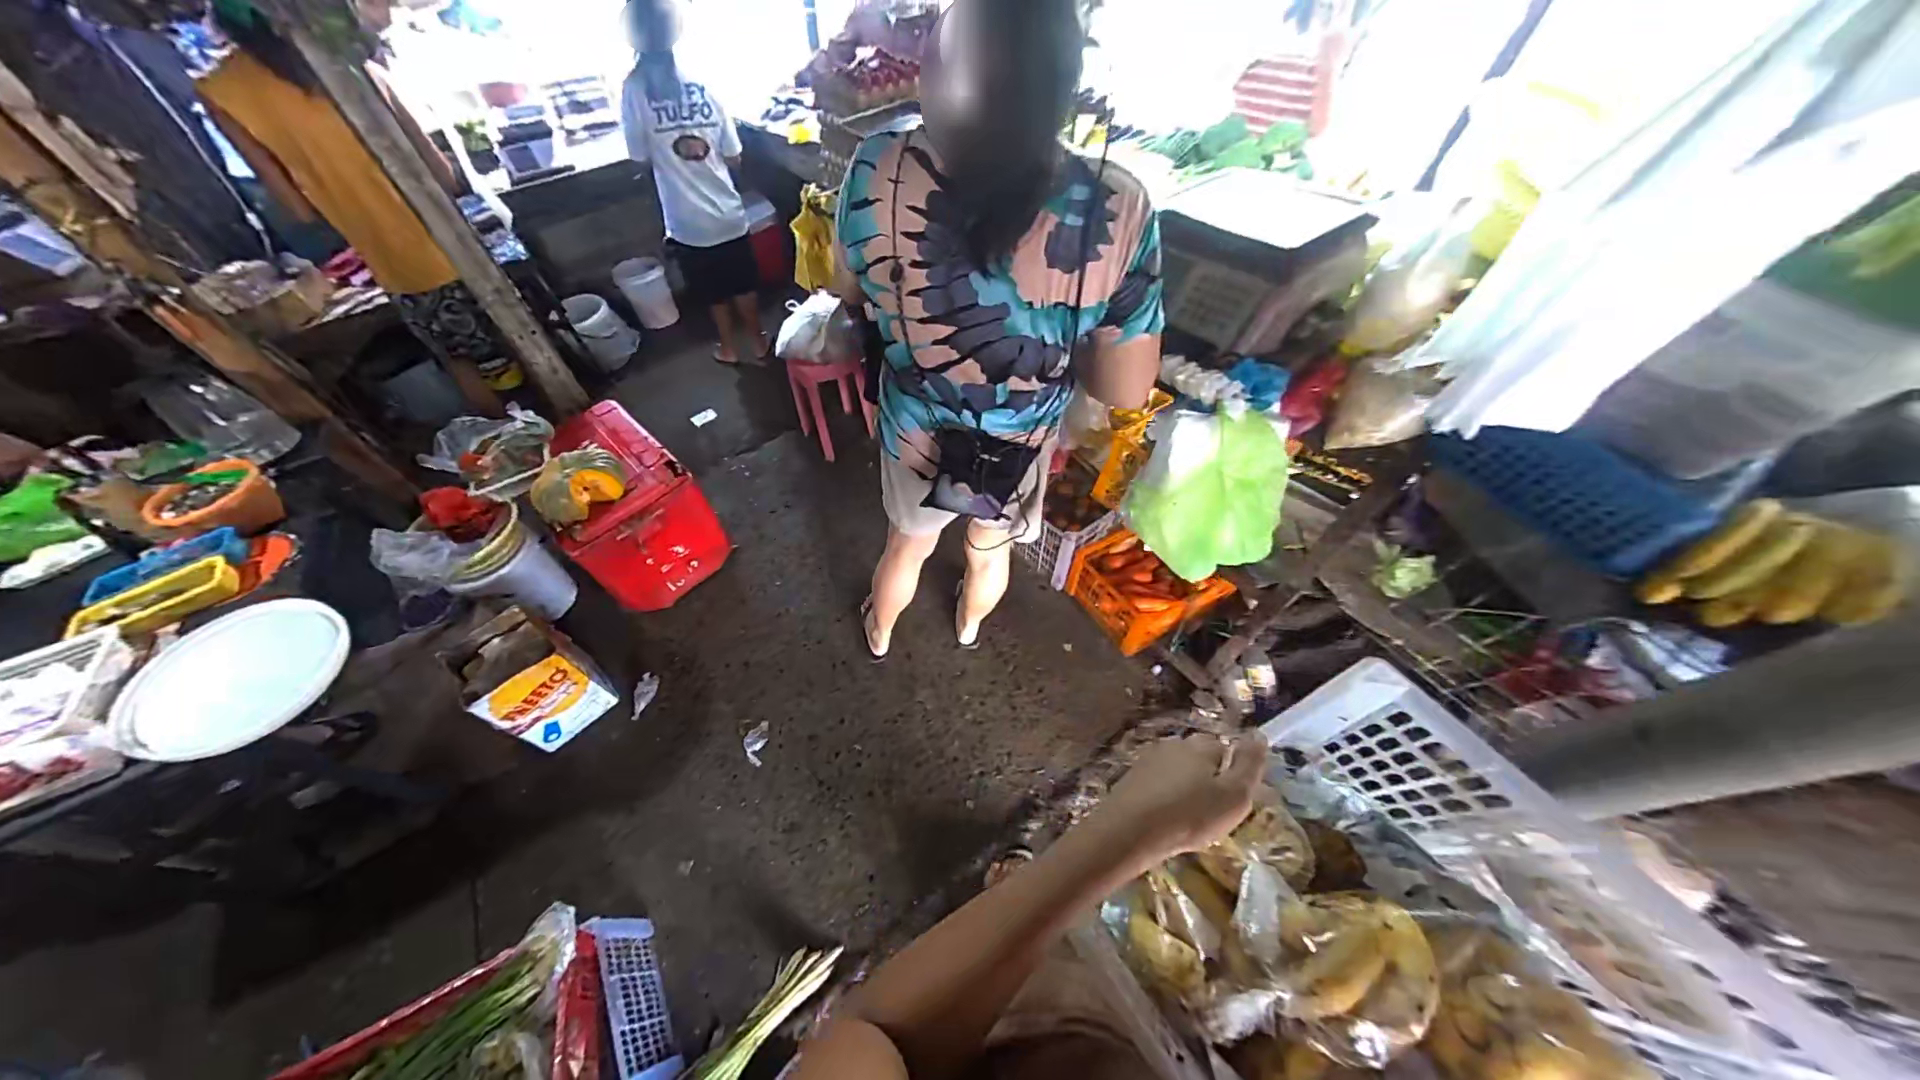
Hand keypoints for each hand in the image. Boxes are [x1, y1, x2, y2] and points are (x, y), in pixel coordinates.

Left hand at [1093, 733, 1268, 868]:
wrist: (1131, 829)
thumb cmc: (1190, 814)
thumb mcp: (1234, 795)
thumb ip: (1249, 765)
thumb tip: (1258, 734)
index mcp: (1200, 746)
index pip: (1224, 747)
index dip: (1231, 773)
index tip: (1232, 799)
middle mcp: (1173, 745)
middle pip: (1198, 757)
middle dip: (1207, 778)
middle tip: (1212, 812)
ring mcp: (1148, 759)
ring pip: (1176, 770)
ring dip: (1184, 788)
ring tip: (1189, 819)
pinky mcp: (1131, 777)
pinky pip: (1157, 784)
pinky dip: (1165, 797)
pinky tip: (1166, 818)